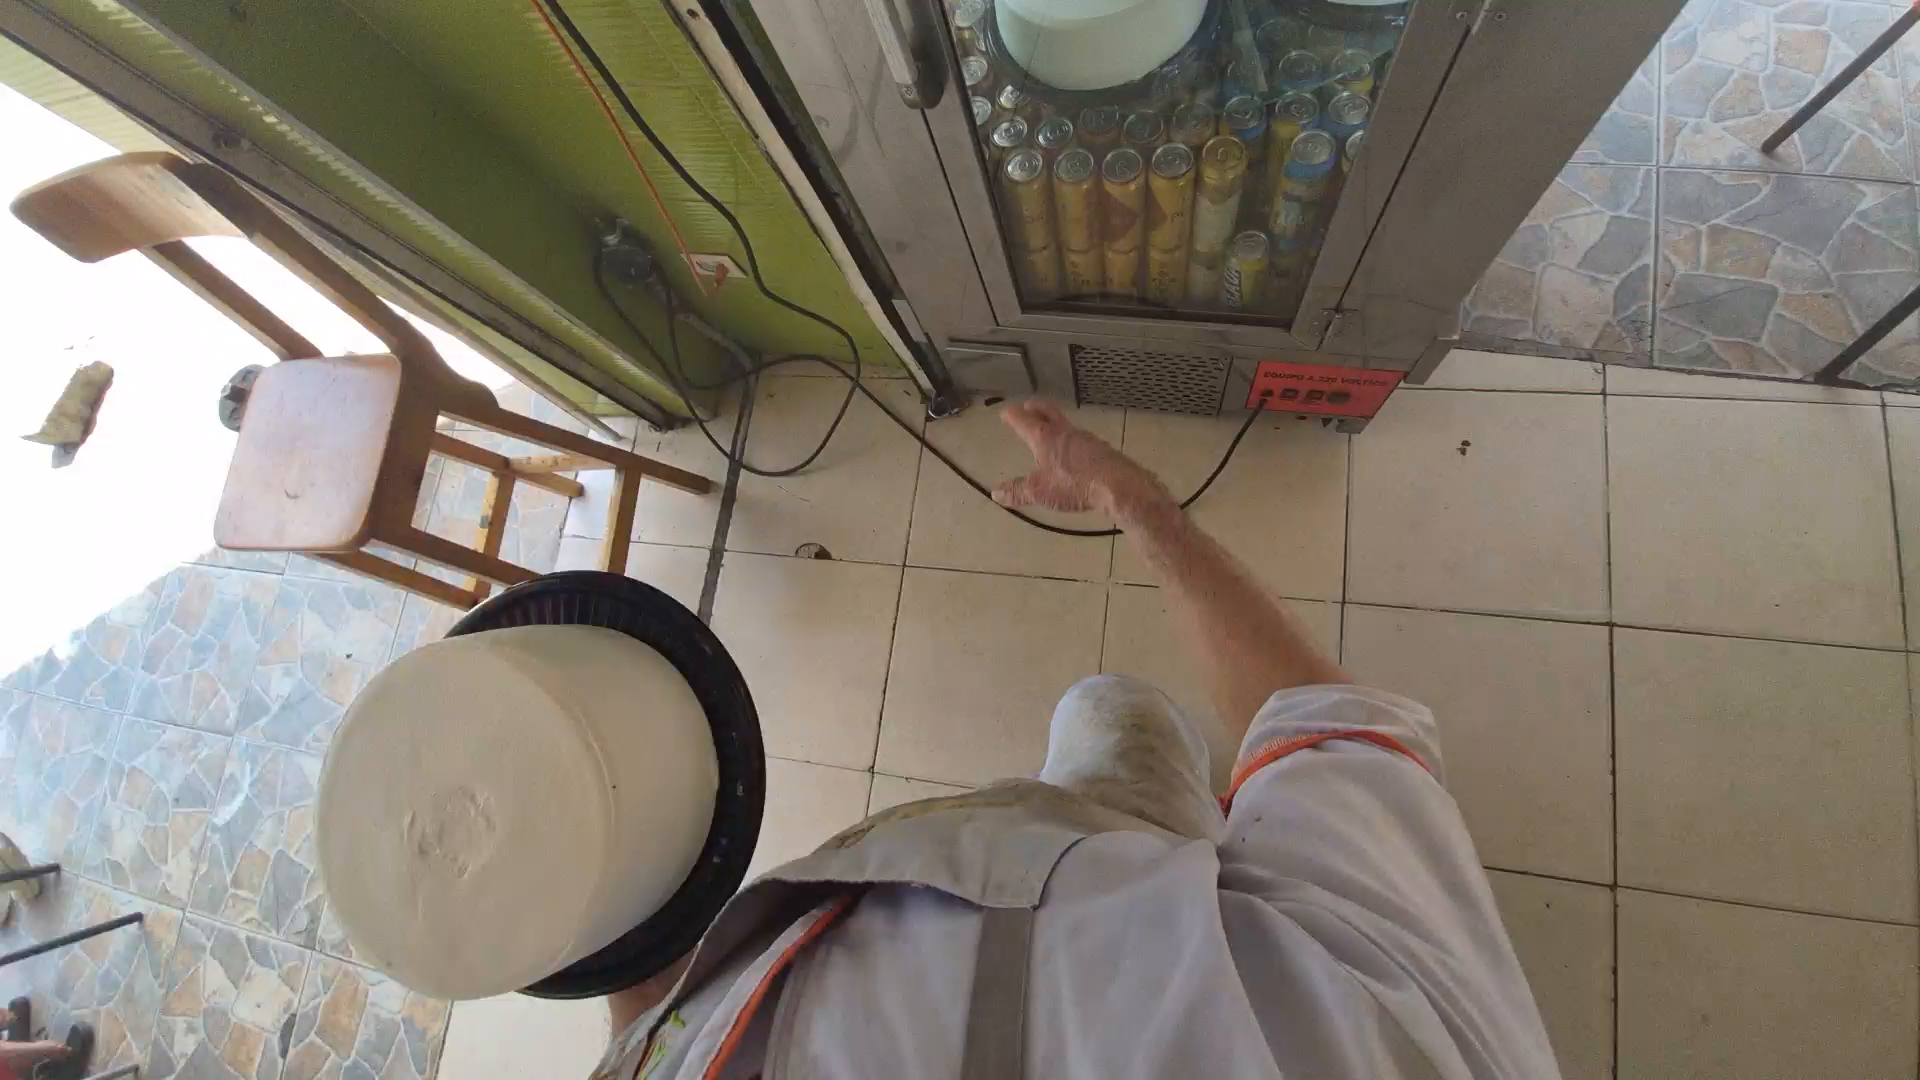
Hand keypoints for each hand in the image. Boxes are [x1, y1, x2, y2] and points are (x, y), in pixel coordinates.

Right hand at [993, 400, 1170, 519]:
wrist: (1118, 486)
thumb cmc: (1074, 484)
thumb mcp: (1040, 492)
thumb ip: (1018, 491)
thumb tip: (996, 492)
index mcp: (1046, 438)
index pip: (1024, 421)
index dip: (1013, 416)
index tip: (1006, 411)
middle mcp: (1065, 432)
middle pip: (1049, 412)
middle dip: (1037, 408)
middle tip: (1029, 405)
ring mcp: (1086, 439)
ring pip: (1066, 425)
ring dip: (1055, 423)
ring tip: (1050, 429)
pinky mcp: (1102, 450)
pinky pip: (1081, 439)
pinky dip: (1072, 439)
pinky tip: (1074, 450)